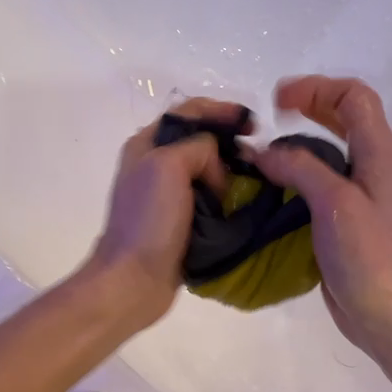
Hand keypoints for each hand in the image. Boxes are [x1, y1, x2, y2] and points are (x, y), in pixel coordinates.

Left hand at [86, 98, 247, 328]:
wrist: (134, 280)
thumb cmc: (149, 220)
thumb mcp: (168, 165)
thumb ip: (197, 146)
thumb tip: (216, 166)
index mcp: (146, 144)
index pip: (188, 111)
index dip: (221, 111)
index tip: (252, 124)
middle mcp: (154, 164)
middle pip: (199, 139)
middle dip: (229, 143)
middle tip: (258, 156)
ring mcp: (167, 195)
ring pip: (207, 170)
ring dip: (231, 172)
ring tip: (256, 180)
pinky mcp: (180, 221)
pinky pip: (209, 198)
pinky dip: (227, 197)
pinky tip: (244, 203)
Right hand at [251, 77, 391, 363]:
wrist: (388, 316)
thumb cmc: (368, 257)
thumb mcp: (334, 203)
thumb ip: (300, 168)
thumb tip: (262, 153)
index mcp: (381, 153)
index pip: (354, 96)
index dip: (316, 88)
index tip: (277, 104)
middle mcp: (376, 164)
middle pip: (345, 114)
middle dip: (308, 105)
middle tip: (269, 116)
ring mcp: (364, 191)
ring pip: (333, 145)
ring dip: (301, 138)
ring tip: (266, 150)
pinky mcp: (349, 215)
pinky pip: (324, 177)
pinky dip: (299, 169)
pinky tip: (274, 185)